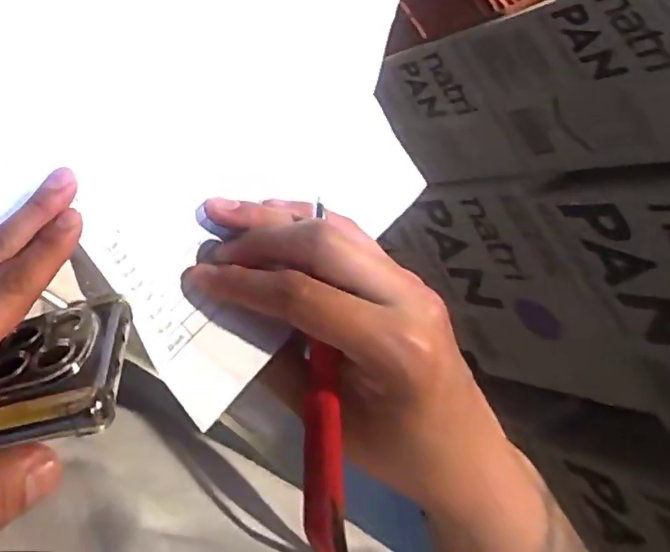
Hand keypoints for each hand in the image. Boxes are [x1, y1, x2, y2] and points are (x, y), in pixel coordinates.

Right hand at [185, 198, 569, 551]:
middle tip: (211, 241)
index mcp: (392, 345)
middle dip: (257, 237)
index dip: (244, 283)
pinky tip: (271, 216)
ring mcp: (409, 278)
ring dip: (275, 216)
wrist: (469, 459)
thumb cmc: (399, 453)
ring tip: (227, 209)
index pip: (302, 294)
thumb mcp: (329, 418)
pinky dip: (302, 221)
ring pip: (333, 225)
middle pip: (319, 243)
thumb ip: (276, 358)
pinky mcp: (401, 272)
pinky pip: (347, 232)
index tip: (200, 277)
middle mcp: (406, 297)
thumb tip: (226, 311)